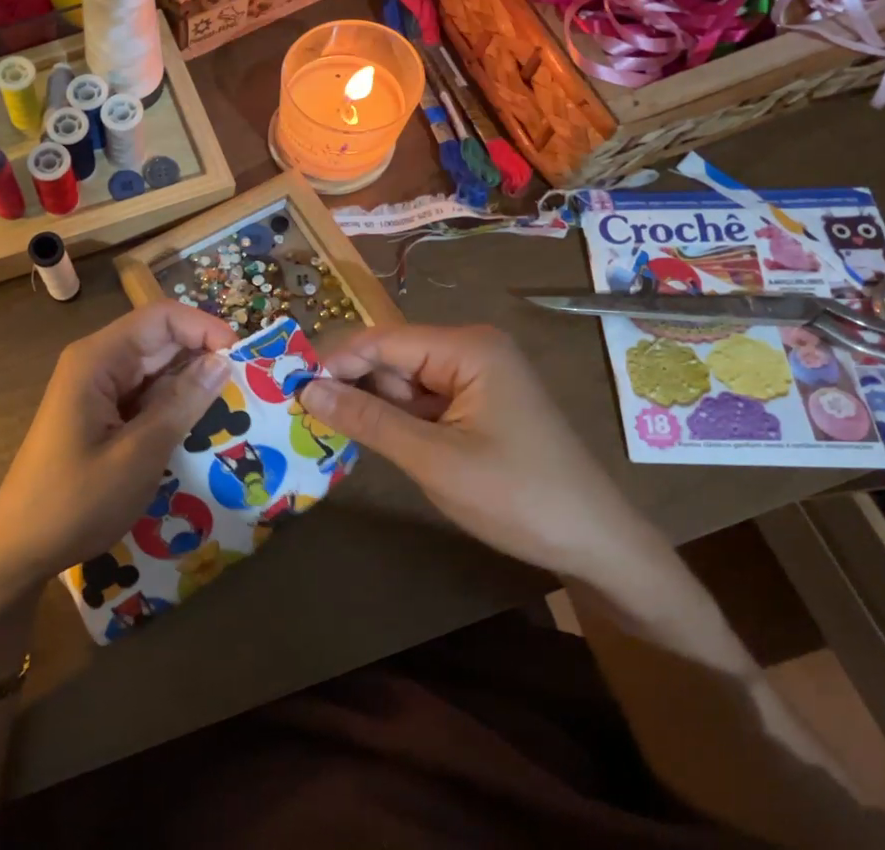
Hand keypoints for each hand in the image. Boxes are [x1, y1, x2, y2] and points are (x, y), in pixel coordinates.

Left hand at [0, 303, 233, 605]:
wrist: (19, 547)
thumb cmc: (75, 502)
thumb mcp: (138, 455)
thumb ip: (181, 404)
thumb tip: (222, 360)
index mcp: (96, 360)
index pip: (160, 317)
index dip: (204, 328)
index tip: (244, 358)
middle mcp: (94, 365)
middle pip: (158, 341)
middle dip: (203, 358)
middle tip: (249, 390)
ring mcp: (93, 392)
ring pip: (154, 372)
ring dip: (190, 386)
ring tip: (232, 413)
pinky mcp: (97, 417)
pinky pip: (142, 399)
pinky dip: (170, 409)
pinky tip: (196, 431)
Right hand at [298, 325, 666, 582]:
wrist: (595, 543)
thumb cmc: (516, 496)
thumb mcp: (432, 458)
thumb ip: (366, 419)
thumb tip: (305, 390)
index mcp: (468, 348)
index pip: (381, 340)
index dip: (334, 363)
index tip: (289, 392)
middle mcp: (472, 351)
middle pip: (390, 358)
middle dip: (353, 387)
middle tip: (309, 421)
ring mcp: (476, 379)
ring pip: (401, 383)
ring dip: (374, 409)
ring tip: (346, 440)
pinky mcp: (477, 407)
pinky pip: (422, 403)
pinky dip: (398, 422)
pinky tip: (383, 445)